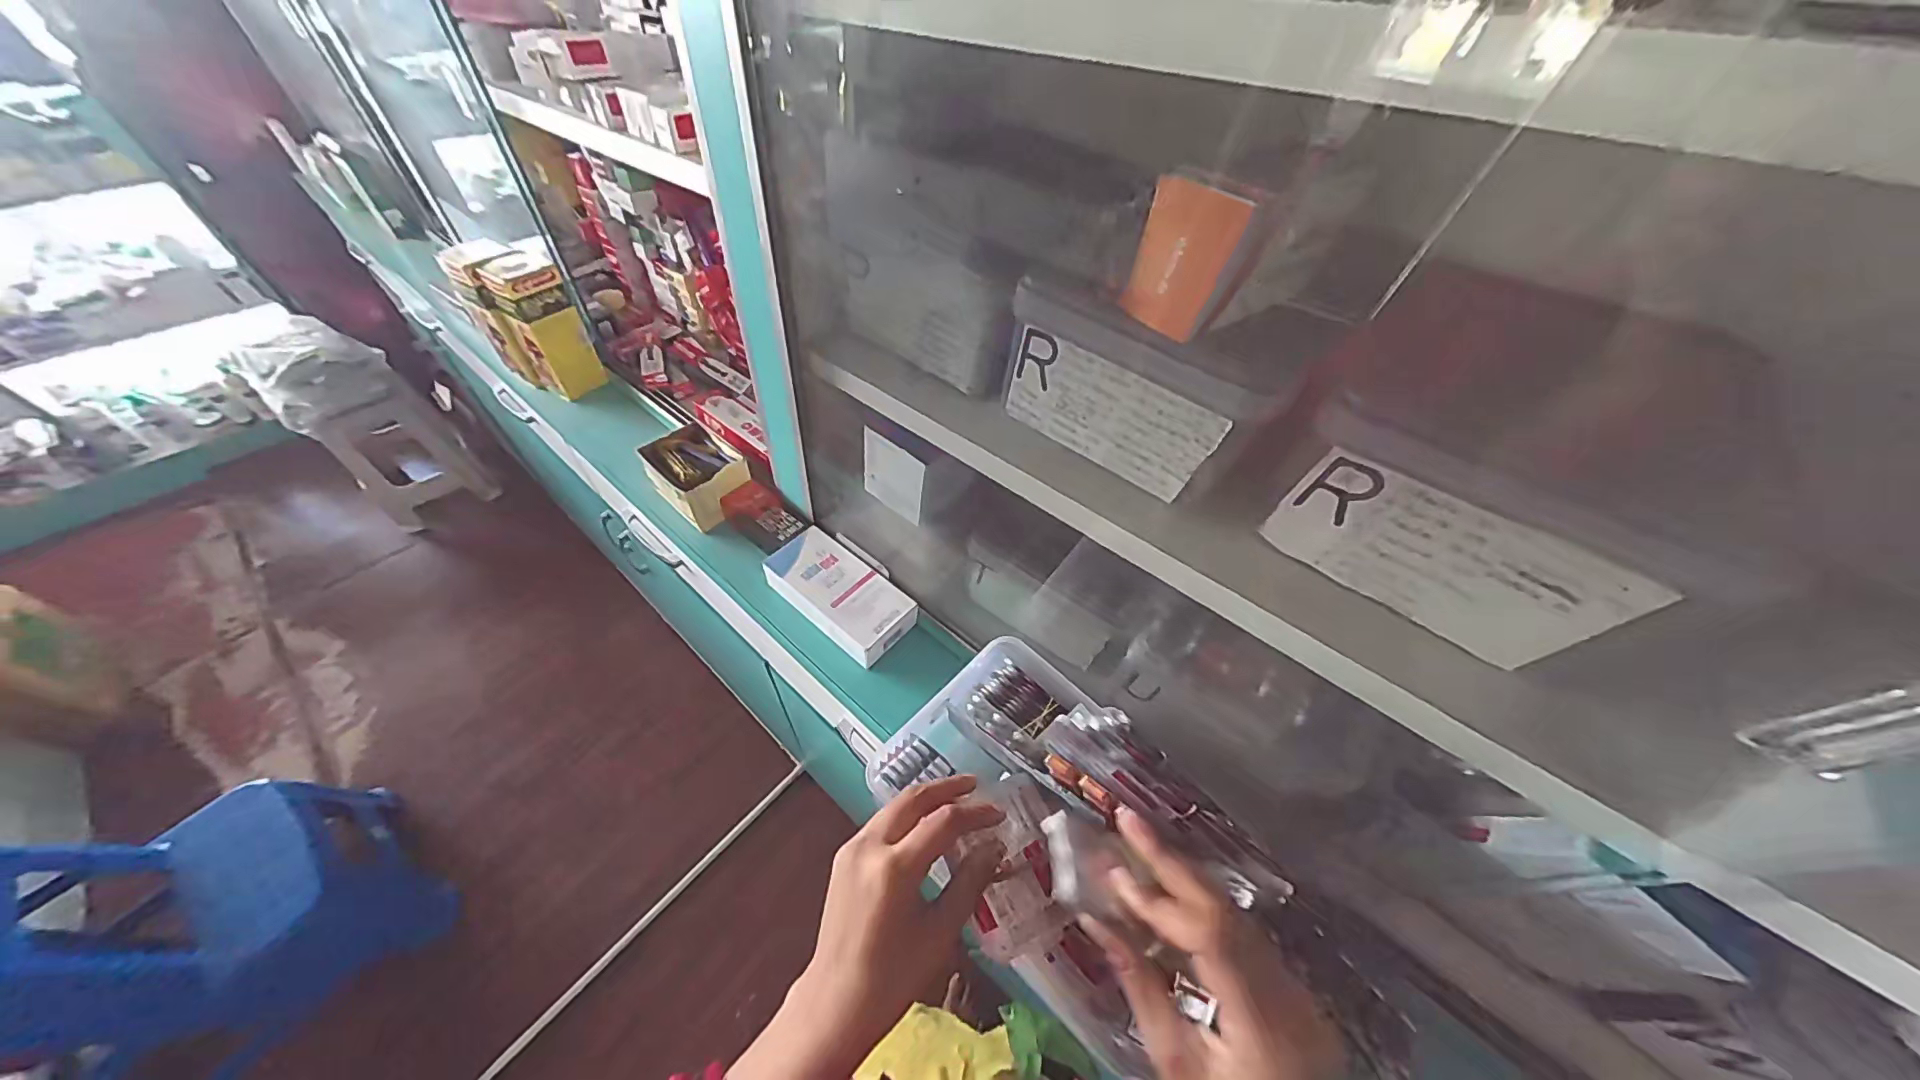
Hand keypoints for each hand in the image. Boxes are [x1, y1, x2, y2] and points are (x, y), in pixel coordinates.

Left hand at [731, 775, 1005, 1079]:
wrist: (835, 1003)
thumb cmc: (893, 977)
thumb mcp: (940, 931)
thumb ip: (969, 882)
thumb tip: (994, 848)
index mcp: (895, 867)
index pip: (944, 821)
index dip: (976, 813)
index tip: (999, 814)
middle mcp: (869, 846)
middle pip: (914, 799)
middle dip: (947, 788)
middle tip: (976, 786)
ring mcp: (852, 849)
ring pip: (895, 806)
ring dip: (926, 798)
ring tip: (956, 798)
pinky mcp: (844, 857)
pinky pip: (882, 823)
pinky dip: (908, 815)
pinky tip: (925, 825)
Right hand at [1080, 806, 1345, 1079]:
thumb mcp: (1174, 1062)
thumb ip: (1140, 988)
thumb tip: (1098, 922)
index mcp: (1261, 1021)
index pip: (1209, 934)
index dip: (1158, 900)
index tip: (1112, 871)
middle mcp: (1289, 994)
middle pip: (1225, 908)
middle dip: (1170, 860)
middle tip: (1128, 819)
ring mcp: (1298, 988)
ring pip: (1235, 912)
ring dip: (1184, 877)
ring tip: (1141, 842)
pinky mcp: (1292, 986)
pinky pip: (1242, 930)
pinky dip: (1202, 904)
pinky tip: (1171, 885)